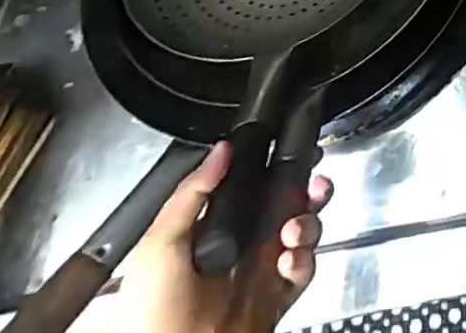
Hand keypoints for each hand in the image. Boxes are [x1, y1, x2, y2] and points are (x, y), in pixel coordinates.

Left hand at [114, 142, 333, 332]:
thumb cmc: (152, 316)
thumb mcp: (158, 246)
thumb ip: (191, 192)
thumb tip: (221, 149)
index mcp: (216, 226)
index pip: (255, 184)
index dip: (276, 165)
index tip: (291, 150)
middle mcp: (244, 243)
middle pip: (290, 202)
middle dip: (310, 188)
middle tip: (314, 185)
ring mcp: (264, 269)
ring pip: (305, 229)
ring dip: (308, 221)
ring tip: (294, 229)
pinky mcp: (278, 297)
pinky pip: (306, 269)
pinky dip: (305, 259)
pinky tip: (289, 260)